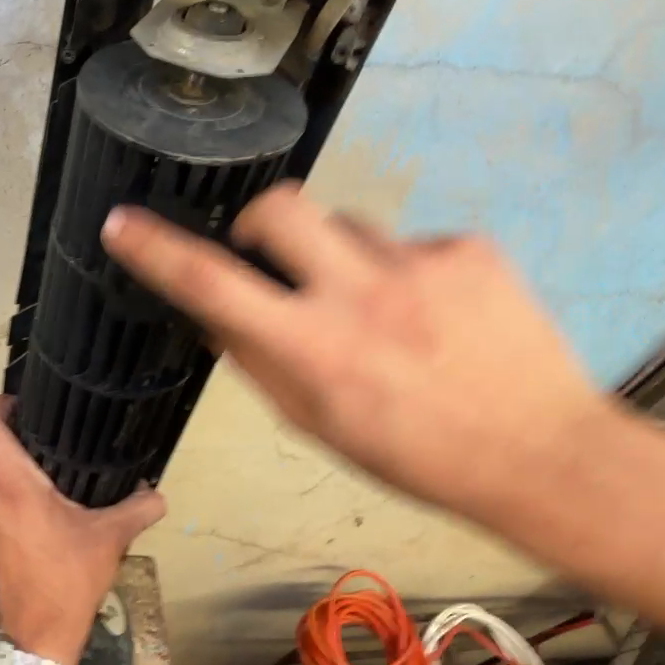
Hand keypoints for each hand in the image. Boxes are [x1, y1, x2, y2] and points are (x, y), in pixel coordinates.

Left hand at [0, 396, 166, 663]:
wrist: (39, 630)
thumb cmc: (68, 577)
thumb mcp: (110, 538)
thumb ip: (138, 508)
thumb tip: (158, 493)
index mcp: (14, 483)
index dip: (1, 402)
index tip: (30, 399)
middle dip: (7, 421)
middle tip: (46, 417)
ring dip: (4, 448)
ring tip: (46, 444)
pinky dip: (5, 472)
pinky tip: (42, 481)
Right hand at [100, 184, 611, 520]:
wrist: (541, 454)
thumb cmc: (411, 456)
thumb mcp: (315, 424)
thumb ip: (259, 363)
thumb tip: (215, 317)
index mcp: (312, 349)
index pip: (211, 285)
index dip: (156, 251)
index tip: (122, 223)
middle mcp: (360, 293)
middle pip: (280, 208)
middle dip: (258, 220)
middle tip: (268, 251)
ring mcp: (421, 263)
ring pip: (348, 226)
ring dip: (340, 257)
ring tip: (378, 309)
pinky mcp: (470, 248)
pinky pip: (407, 241)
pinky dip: (400, 270)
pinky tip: (431, 314)